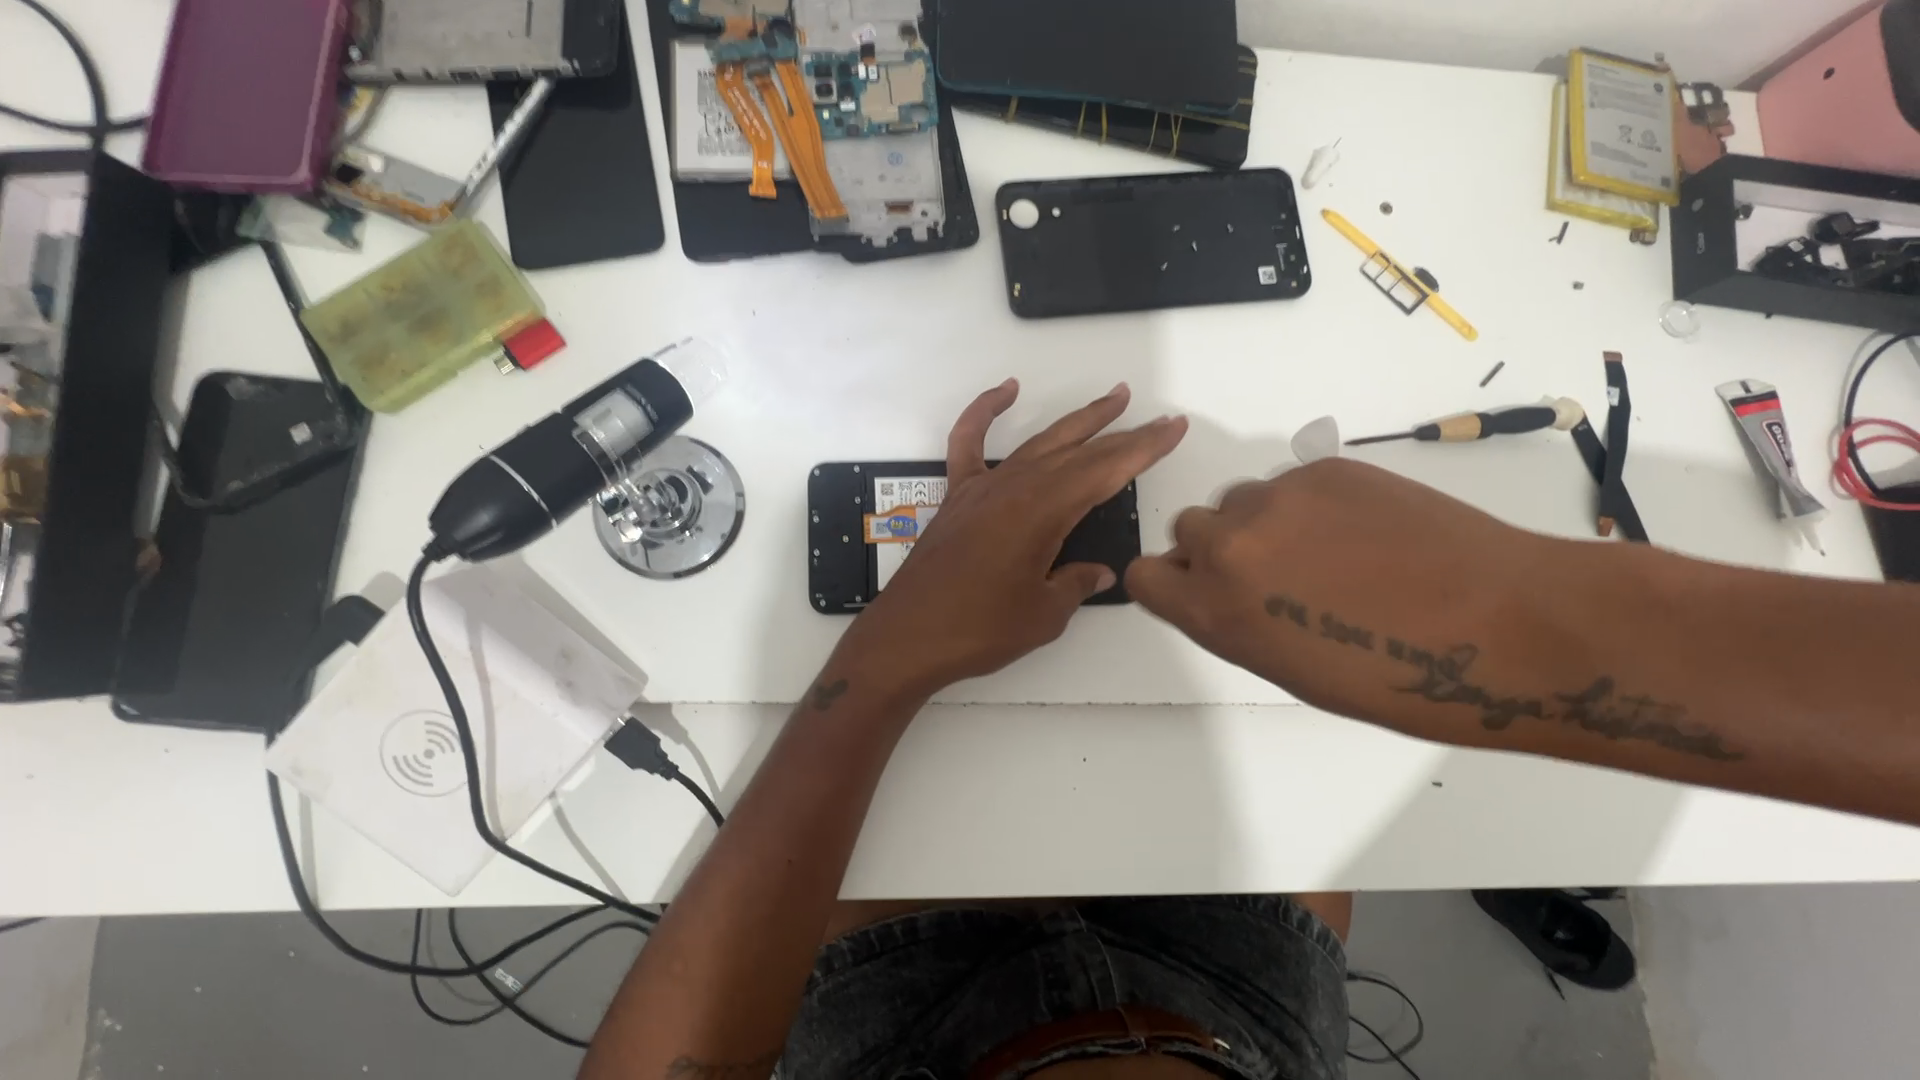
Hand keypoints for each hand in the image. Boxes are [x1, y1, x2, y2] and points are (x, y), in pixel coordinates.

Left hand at [841, 380, 1187, 694]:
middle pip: (1078, 451)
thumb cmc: (980, 630)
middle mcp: (1015, 487)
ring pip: (1038, 443)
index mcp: (1043, 511)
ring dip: (1077, 422)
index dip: (1144, 448)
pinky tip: (1006, 391)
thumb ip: (1075, 584)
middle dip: (1122, 435)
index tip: (1173, 427)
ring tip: (1111, 400)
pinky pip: (968, 442)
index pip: (1105, 470)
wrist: (908, 638)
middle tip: (1158, 418)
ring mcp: (983, 488)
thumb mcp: (1044, 613)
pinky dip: (984, 411)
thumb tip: (1097, 572)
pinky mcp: (957, 497)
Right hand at [1126, 458, 1554, 725]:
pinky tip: (1366, 534)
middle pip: (1190, 529)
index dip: (1173, 582)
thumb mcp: (1286, 666)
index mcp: (1213, 609)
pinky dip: (1315, 504)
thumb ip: (1232, 619)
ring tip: (1333, 554)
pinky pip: (1294, 483)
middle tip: (1280, 575)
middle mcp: (1230, 546)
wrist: (1500, 625)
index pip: (1147, 574)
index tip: (1204, 591)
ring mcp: (1277, 498)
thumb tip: (1228, 586)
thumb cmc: (1391, 676)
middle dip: (1221, 550)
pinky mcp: (1327, 468)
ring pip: (1243, 501)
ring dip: (1267, 523)